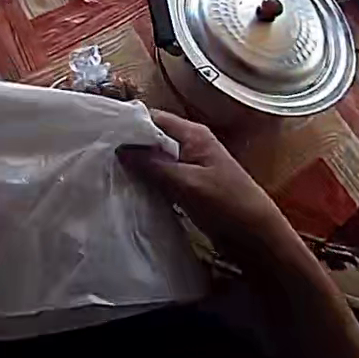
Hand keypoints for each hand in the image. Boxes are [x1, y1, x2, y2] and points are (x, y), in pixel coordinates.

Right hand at [117, 109, 300, 271]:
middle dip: (130, 146)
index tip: (101, 132)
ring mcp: (192, 166)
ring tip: (107, 171)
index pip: (153, 118)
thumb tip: (120, 149)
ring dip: (138, 166)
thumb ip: (153, 165)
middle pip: (153, 138)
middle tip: (99, 155)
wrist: (259, 239)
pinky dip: (148, 182)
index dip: (129, 123)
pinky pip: (163, 178)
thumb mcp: (186, 183)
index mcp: (193, 134)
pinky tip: (129, 190)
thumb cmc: (227, 204)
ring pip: (157, 159)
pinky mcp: (191, 187)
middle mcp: (191, 145)